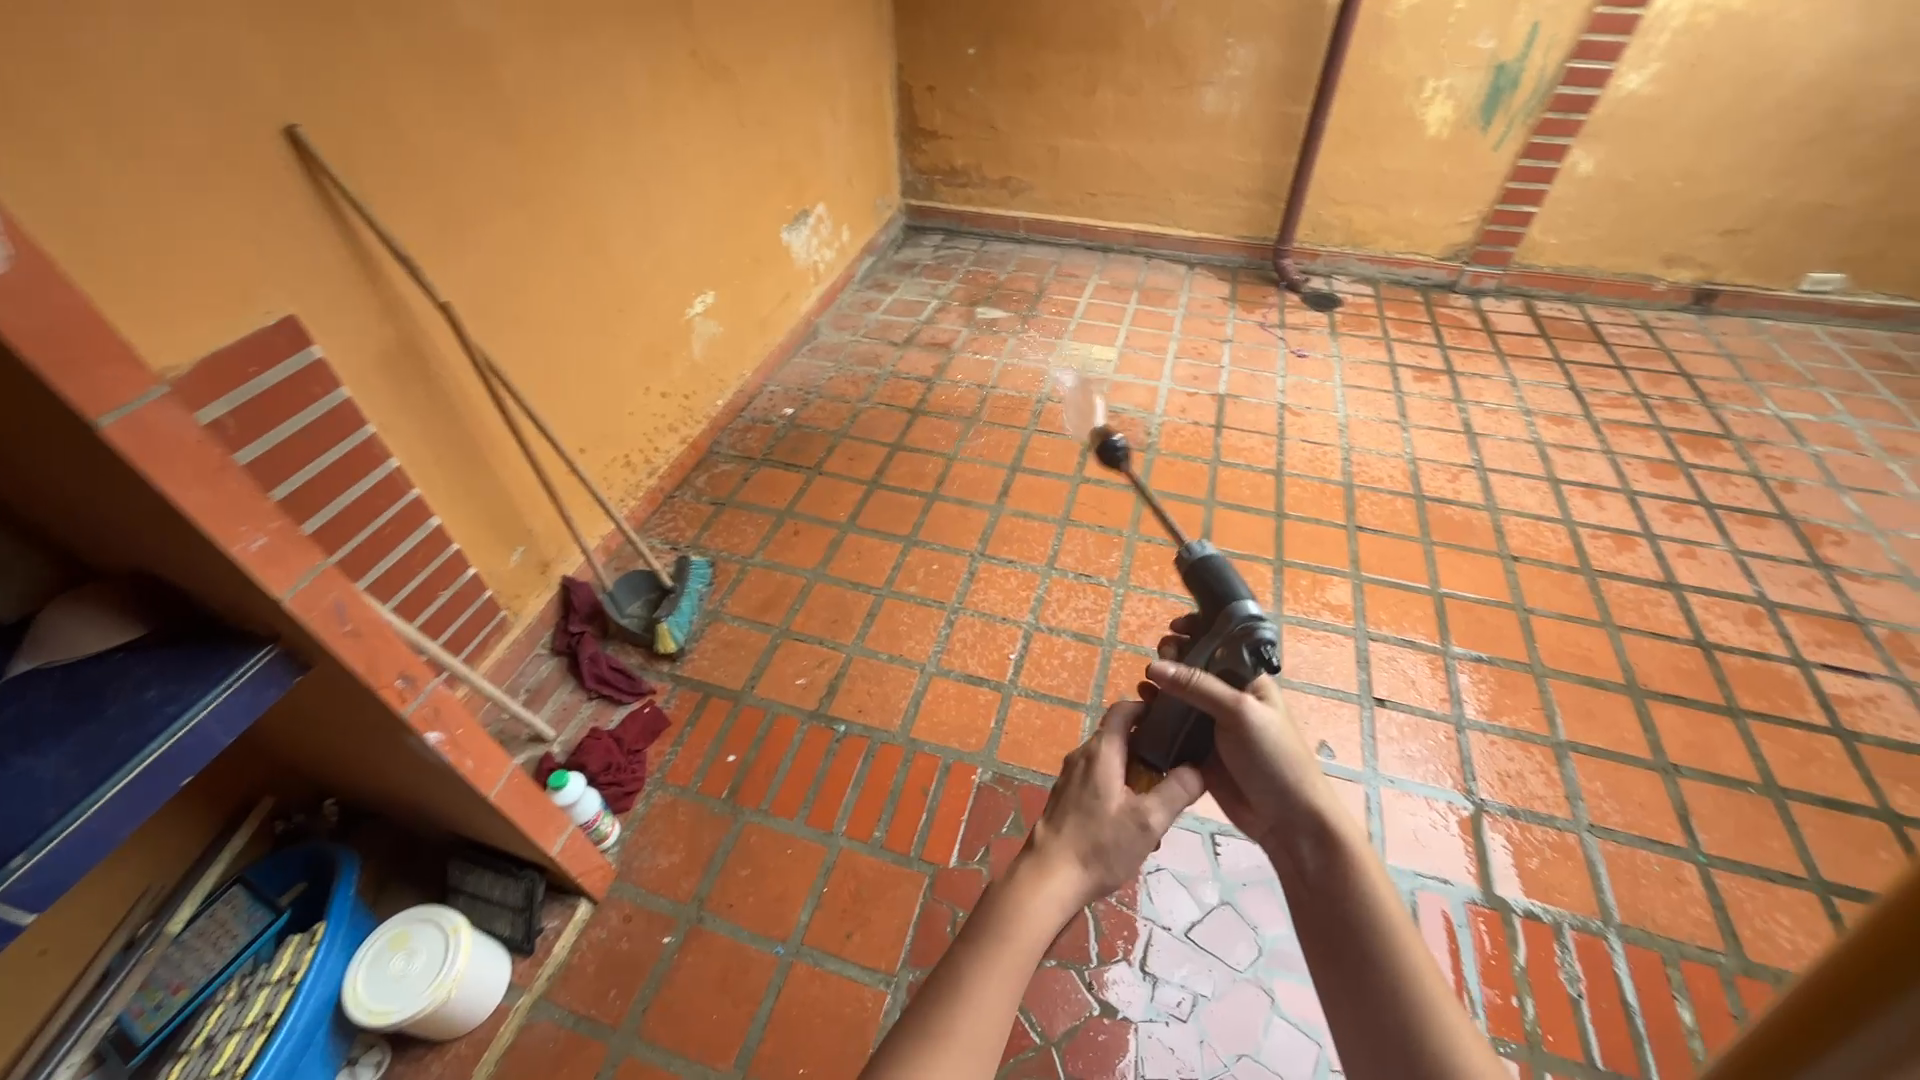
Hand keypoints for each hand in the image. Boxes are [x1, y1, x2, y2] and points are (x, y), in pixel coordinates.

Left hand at [1021, 701, 1204, 907]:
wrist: (1049, 878)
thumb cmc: (1099, 846)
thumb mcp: (1148, 821)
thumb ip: (1176, 791)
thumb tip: (1199, 767)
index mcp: (1100, 751)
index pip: (1124, 710)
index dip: (1149, 709)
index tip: (1174, 720)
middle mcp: (1082, 756)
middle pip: (1119, 737)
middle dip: (1149, 749)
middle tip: (1177, 768)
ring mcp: (1071, 777)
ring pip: (1111, 763)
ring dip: (1136, 775)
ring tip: (1161, 802)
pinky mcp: (1067, 798)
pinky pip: (1099, 782)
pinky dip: (1120, 790)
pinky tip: (1135, 823)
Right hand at [1142, 616, 1332, 851]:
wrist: (1286, 819)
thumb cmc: (1274, 756)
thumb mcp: (1239, 712)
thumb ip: (1197, 686)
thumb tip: (1154, 666)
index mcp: (1248, 680)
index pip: (1220, 643)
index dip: (1198, 630)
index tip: (1173, 628)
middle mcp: (1229, 697)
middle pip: (1195, 667)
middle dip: (1174, 657)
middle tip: (1158, 660)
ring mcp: (1212, 724)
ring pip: (1180, 696)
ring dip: (1162, 686)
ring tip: (1146, 684)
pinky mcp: (1198, 750)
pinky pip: (1172, 726)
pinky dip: (1156, 715)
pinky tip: (1143, 708)